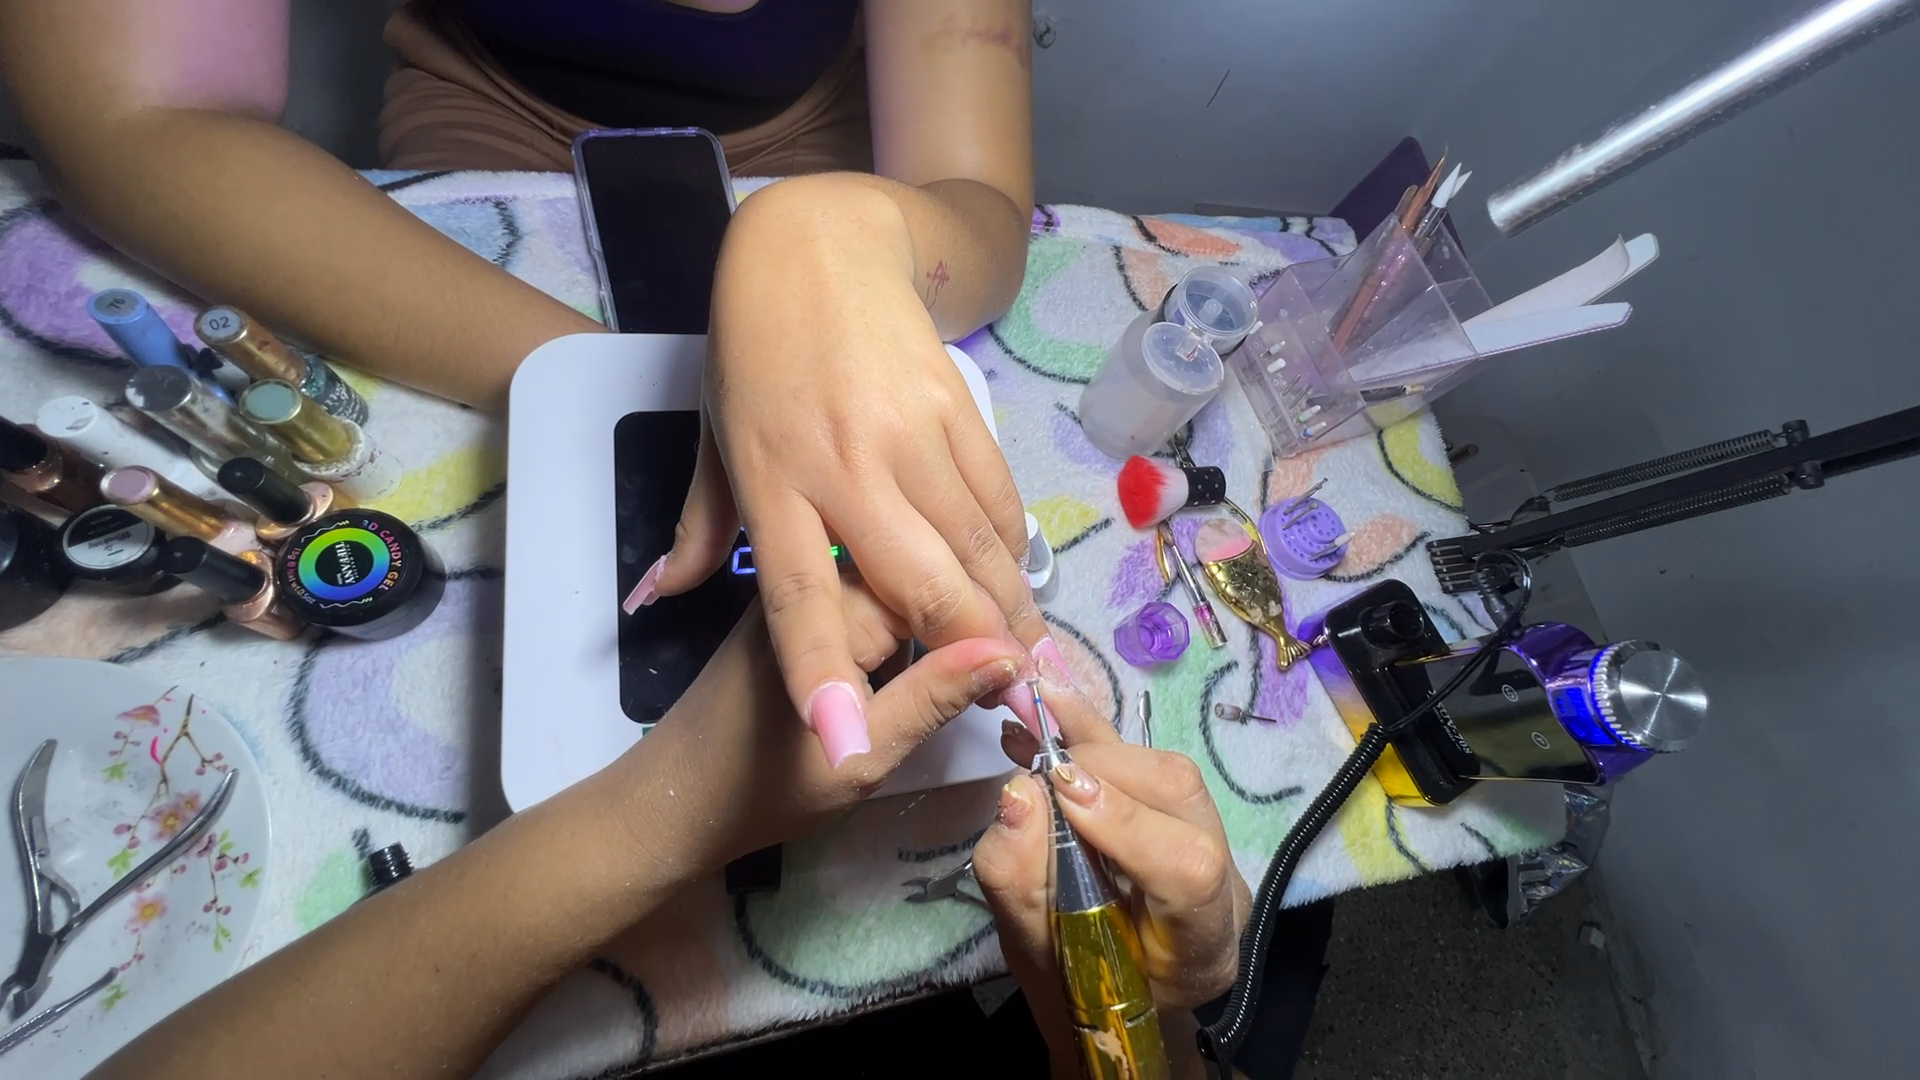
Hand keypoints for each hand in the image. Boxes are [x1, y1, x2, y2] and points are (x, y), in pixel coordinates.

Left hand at [602, 590, 1022, 873]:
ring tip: (1029, 624)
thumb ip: (930, 701)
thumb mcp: (855, 761)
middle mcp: (827, 564)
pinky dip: (948, 570)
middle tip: (1049, 653)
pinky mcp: (821, 575)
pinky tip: (981, 595)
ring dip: (980, 580)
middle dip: (998, 602)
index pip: (938, 592)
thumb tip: (1009, 659)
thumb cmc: (760, 788)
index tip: (1046, 669)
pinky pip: (900, 553)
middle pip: (935, 557)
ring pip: (921, 545)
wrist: (675, 791)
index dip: (999, 626)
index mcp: (829, 603)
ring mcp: (822, 562)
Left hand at [644, 176, 1047, 765]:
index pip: (797, 599)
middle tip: (1006, 698)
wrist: (821, 249)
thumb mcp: (712, 436)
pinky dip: (1011, 546)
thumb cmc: (753, 352)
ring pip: (974, 547)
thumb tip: (650, 597)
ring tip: (1029, 652)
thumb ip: (693, 528)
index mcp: (771, 485)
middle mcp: (844, 470)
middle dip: (968, 652)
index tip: (845, 744)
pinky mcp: (958, 409)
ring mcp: (909, 437)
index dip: (822, 676)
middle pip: (918, 584)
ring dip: (1007, 608)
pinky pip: (997, 497)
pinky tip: (1017, 574)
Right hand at [974, 688, 1250, 1069]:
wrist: (1112, 989)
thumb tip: (1018, 792)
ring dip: (1095, 748)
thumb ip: (1020, 878)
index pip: (1189, 869)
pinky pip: (1146, 756)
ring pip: (1168, 768)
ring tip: (1037, 746)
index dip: (1124, 820)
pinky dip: (1094, 730)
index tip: (1056, 790)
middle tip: (1036, 771)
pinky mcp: (1186, 808)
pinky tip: (1054, 703)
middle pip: (1182, 795)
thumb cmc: (1074, 982)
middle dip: (1100, 769)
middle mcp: (1225, 884)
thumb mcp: (1033, 949)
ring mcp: (1214, 840)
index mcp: (1200, 946)